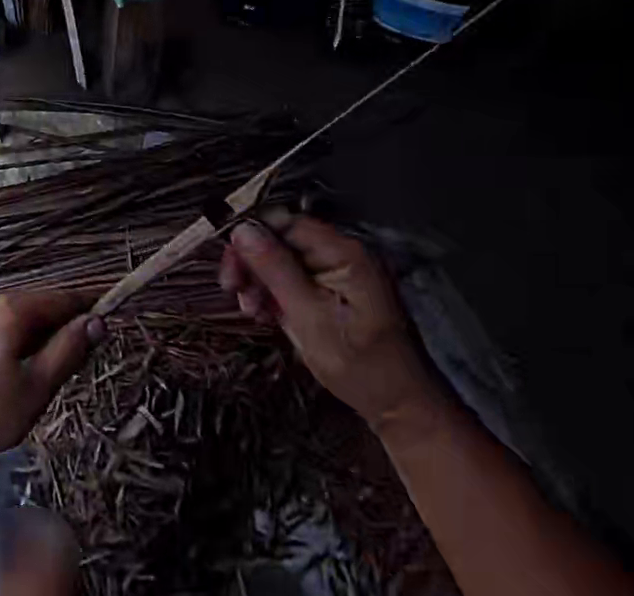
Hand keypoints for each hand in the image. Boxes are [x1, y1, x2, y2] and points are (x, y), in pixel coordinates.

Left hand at [0, 290, 101, 462]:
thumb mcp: (39, 384)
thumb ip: (69, 349)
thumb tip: (99, 321)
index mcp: (15, 310)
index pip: (67, 298)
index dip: (94, 308)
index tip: (119, 324)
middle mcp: (3, 304)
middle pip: (53, 304)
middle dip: (76, 325)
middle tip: (92, 358)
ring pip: (40, 318)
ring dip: (59, 336)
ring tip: (69, 369)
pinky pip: (26, 328)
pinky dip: (42, 342)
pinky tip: (44, 369)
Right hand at [219, 206, 440, 429]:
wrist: (402, 409)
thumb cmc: (361, 366)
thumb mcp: (309, 317)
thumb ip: (275, 269)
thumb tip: (242, 229)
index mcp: (344, 253)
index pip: (285, 223)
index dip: (252, 238)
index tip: (231, 263)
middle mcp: (342, 256)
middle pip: (281, 240)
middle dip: (253, 263)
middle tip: (233, 288)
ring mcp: (339, 274)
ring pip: (282, 261)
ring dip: (259, 281)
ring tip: (251, 309)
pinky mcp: (333, 293)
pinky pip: (293, 280)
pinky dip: (274, 294)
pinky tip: (265, 313)